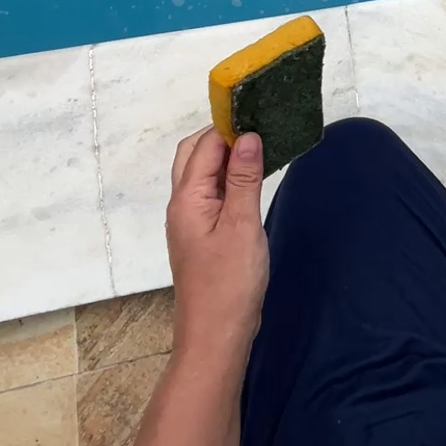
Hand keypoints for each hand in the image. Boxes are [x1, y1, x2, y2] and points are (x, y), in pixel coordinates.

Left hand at [167, 127, 269, 359]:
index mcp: (187, 199)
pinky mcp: (203, 233)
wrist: (217, 336)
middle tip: (261, 124)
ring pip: (203, 172)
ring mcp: (191, 220)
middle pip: (195, 154)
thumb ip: (243, 178)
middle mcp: (183, 205)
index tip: (260, 110)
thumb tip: (247, 135)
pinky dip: (230, 175)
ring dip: (227, 154)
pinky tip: (254, 176)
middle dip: (223, 134)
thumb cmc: (230, 281)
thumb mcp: (242, 224)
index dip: (229, 125)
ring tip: (262, 144)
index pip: (205, 145)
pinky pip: (212, 190)